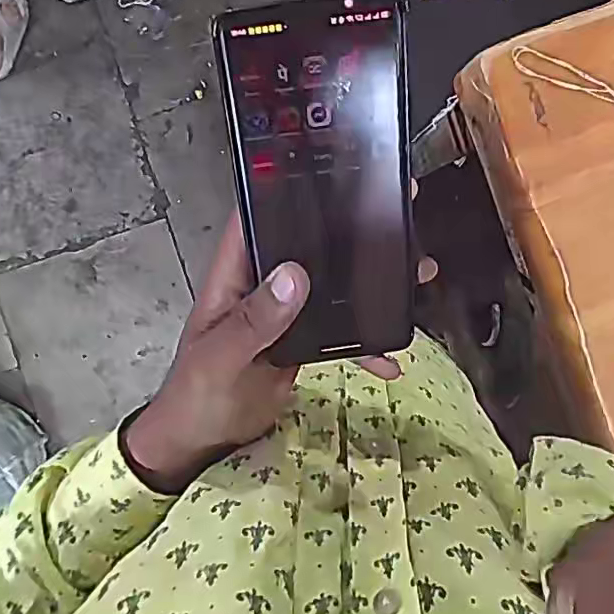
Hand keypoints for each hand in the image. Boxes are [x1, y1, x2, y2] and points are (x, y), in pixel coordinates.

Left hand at [124, 186, 437, 491]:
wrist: (204, 442)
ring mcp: (287, 309)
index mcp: (237, 272)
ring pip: (334, 282)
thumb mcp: (222, 357)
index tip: (336, 172)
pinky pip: (342, 329)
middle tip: (399, 216)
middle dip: (351, 231)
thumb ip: (254, 320)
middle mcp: (265, 281)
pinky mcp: (304, 337)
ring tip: (416, 272)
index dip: (290, 188)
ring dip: (371, 281)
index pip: (260, 215)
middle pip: (310, 243)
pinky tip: (392, 357)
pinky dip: (366, 341)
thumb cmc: (198, 395)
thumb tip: (295, 276)